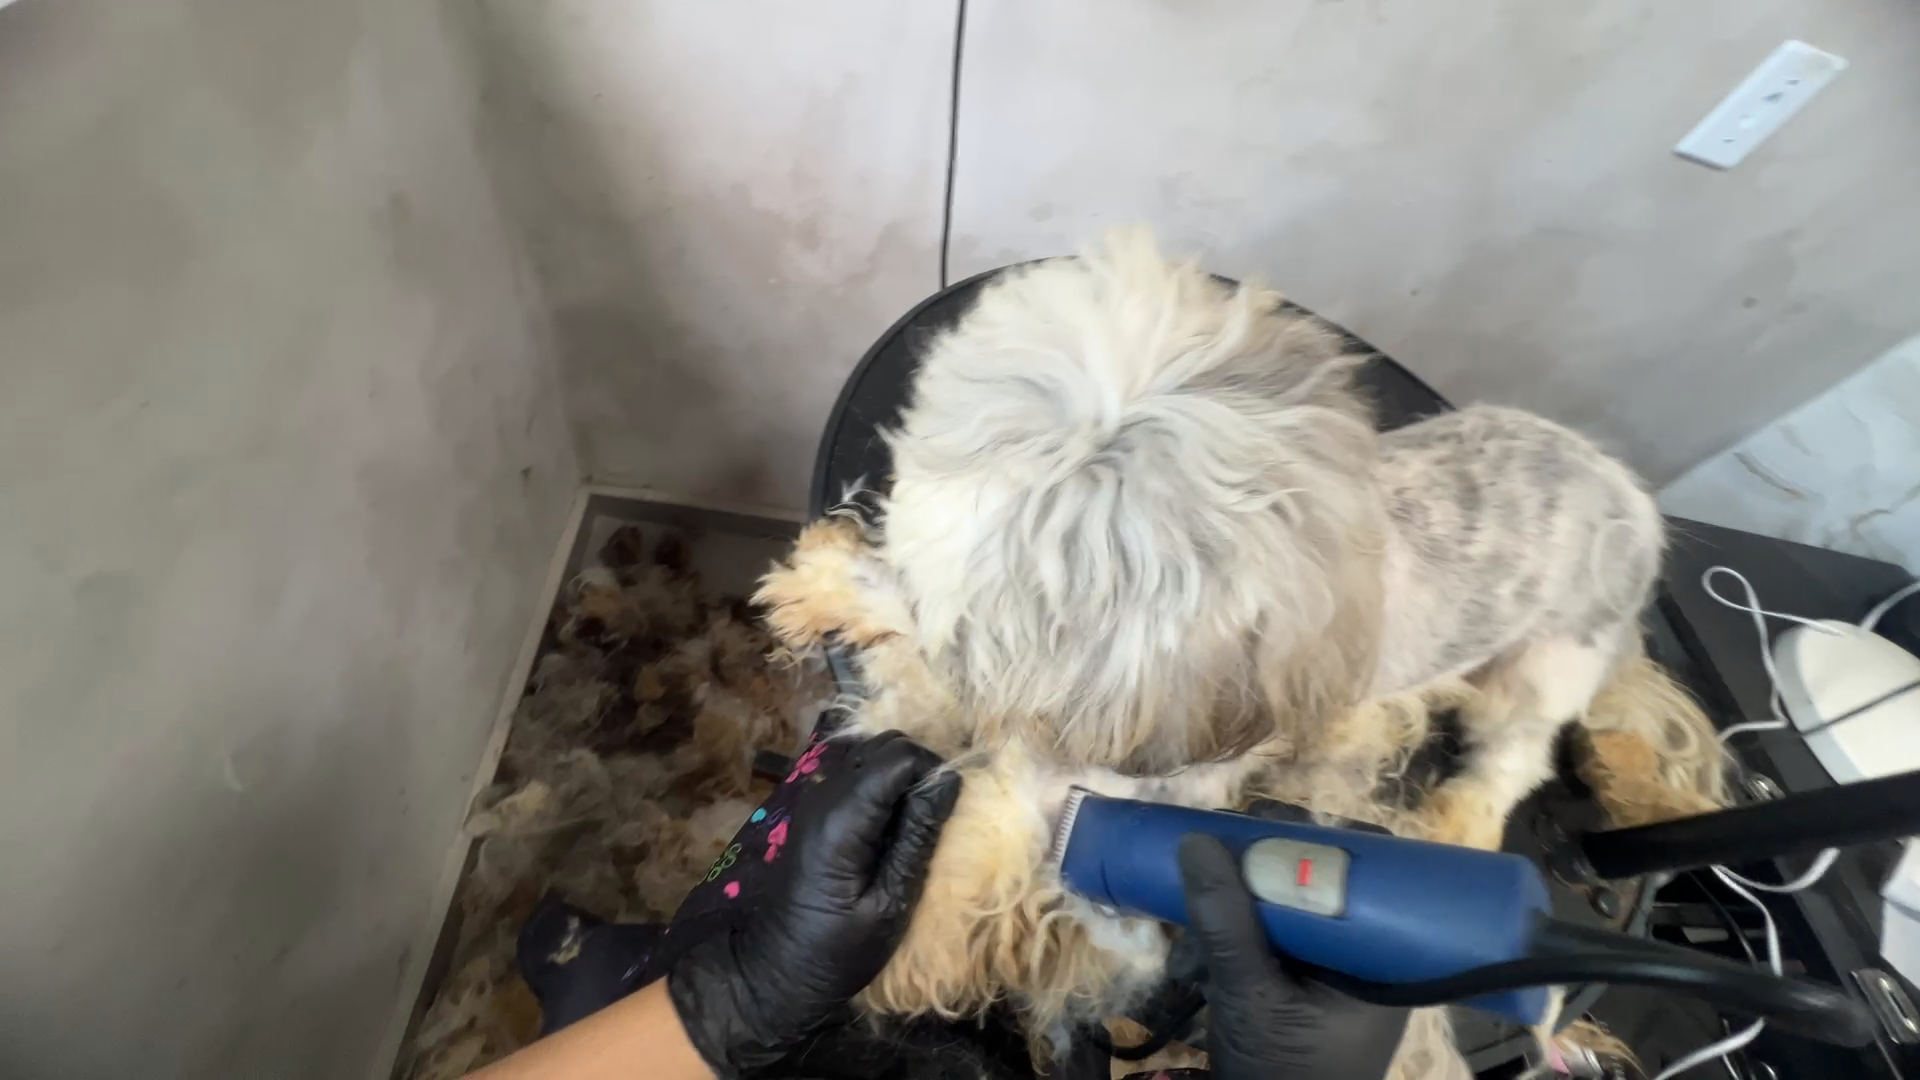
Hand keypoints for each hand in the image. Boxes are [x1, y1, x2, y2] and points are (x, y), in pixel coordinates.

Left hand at [667, 731, 960, 1075]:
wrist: (773, 973)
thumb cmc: (837, 951)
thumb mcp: (891, 904)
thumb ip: (918, 836)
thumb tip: (951, 780)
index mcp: (843, 817)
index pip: (900, 756)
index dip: (933, 771)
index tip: (949, 809)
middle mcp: (825, 792)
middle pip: (886, 745)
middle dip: (921, 767)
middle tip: (937, 815)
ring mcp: (817, 795)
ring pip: (873, 752)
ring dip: (903, 773)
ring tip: (917, 819)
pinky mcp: (817, 805)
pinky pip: (858, 771)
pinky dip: (884, 782)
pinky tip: (891, 823)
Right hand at [1176, 834, 1409, 1079]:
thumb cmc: (1280, 1075)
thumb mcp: (1252, 996)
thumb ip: (1226, 922)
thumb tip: (1195, 839)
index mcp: (1380, 965)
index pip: (1366, 877)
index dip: (1319, 841)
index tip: (1262, 822)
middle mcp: (1355, 959)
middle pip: (1315, 881)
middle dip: (1258, 862)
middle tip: (1214, 845)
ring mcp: (1318, 970)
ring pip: (1279, 901)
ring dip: (1232, 891)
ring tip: (1194, 888)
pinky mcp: (1284, 979)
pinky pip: (1256, 929)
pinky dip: (1225, 920)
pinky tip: (1193, 929)